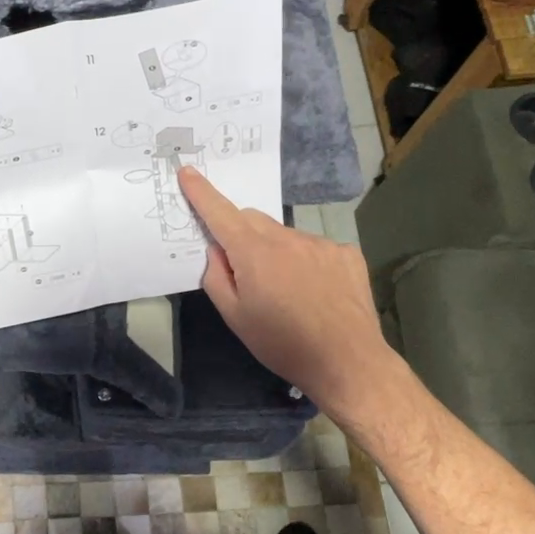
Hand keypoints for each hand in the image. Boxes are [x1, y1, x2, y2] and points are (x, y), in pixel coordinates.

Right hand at [178, 167, 407, 430]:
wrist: (347, 362)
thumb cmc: (282, 344)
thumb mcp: (235, 318)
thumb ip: (216, 278)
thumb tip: (217, 251)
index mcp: (254, 253)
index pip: (220, 213)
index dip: (201, 192)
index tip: (187, 171)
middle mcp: (287, 238)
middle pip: (253, 220)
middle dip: (241, 235)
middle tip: (245, 274)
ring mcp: (321, 243)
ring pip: (284, 236)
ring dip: (275, 252)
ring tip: (288, 293)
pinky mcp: (347, 254)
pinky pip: (314, 248)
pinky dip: (306, 262)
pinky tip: (316, 293)